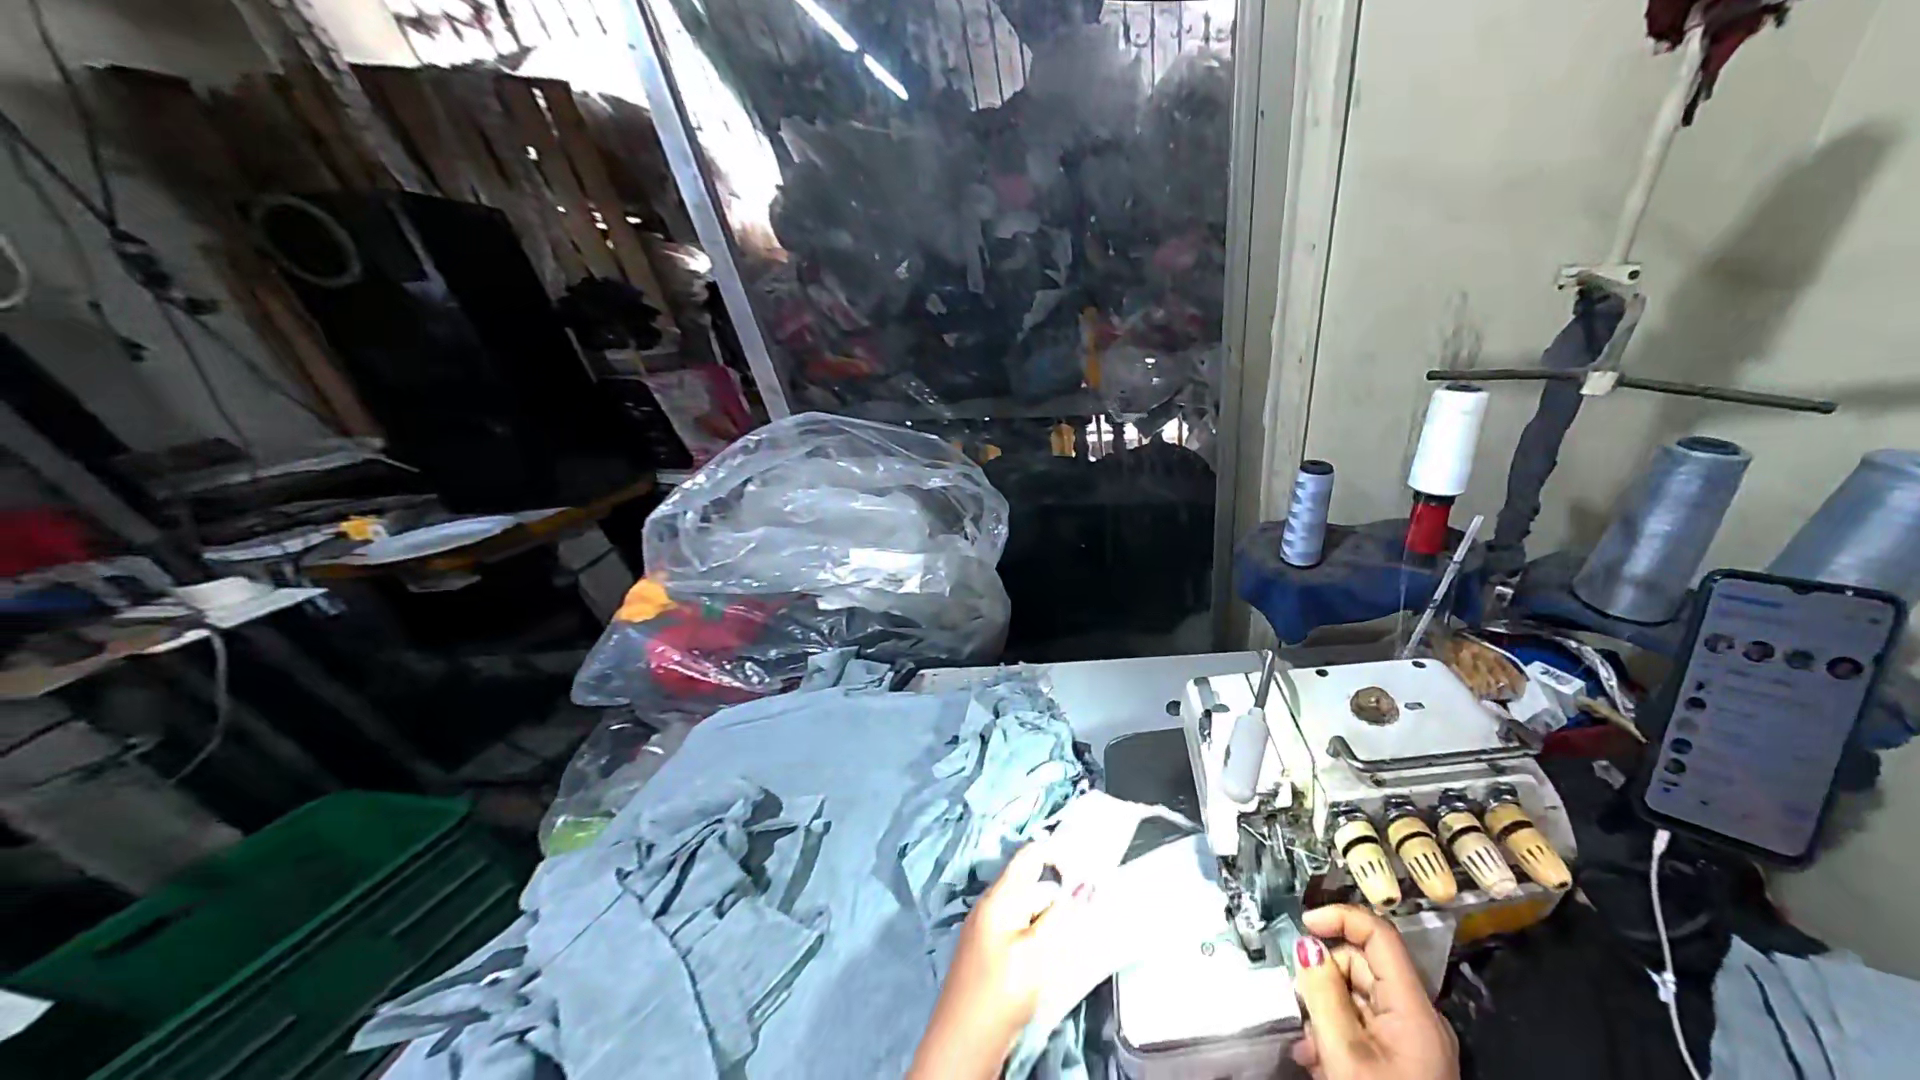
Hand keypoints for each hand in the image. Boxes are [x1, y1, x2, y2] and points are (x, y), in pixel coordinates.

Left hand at [907, 841, 1087, 1079]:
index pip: (1028, 857)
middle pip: (1031, 884)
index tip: (1088, 865)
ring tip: (1082, 927)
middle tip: (1094, 901)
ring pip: (1029, 910)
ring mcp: (989, 930)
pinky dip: (1042, 934)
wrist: (963, 1044)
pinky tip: (1057, 951)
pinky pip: (1022, 930)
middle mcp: (992, 906)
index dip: (1057, 853)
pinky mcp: (992, 954)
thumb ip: (1060, 918)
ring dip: (1053, 915)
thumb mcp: (1036, 952)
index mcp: (999, 898)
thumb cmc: (1000, 991)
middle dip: (1060, 889)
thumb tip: (1084, 884)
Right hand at [1289, 904, 1459, 1079]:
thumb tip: (1307, 945)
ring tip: (1308, 1043)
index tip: (1301, 925)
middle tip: (1300, 1003)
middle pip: (1363, 965)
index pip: (1379, 935)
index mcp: (1414, 1010)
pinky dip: (1335, 1029)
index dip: (1339, 918)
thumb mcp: (1343, 1053)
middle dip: (1324, 974)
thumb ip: (1322, 993)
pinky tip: (1318, 1058)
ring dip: (1324, 1007)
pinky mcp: (1401, 1060)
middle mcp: (1418, 1017)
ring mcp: (1411, 1041)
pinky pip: (1362, 1023)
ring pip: (1358, 995)